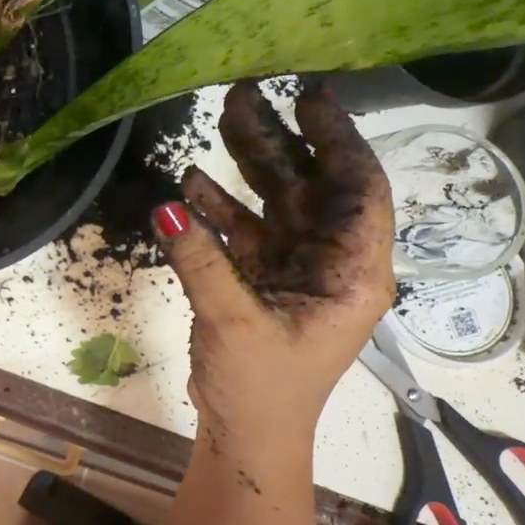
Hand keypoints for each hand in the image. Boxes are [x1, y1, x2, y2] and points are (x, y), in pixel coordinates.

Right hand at [154, 82, 394, 459]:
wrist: (247, 429)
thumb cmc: (263, 384)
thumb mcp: (235, 322)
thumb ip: (201, 261)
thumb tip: (167, 204)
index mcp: (353, 271)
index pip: (357, 192)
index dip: (339, 142)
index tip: (313, 99)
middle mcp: (328, 261)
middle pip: (310, 187)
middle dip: (282, 142)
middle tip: (249, 94)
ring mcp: (289, 268)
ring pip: (273, 202)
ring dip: (246, 165)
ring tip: (220, 120)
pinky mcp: (255, 278)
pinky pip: (239, 229)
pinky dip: (216, 206)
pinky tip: (190, 183)